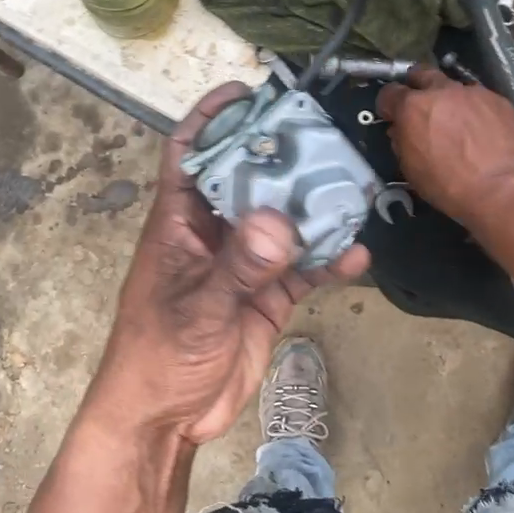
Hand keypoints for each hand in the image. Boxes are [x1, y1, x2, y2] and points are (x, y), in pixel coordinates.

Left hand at [84, 83, 370, 445]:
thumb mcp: (196, 307)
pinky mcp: (264, 298)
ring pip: (281, 222)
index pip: (189, 153)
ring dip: (311, 208)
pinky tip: (356, 253)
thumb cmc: (158, 354)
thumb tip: (278, 222)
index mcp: (179, 221)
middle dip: (278, 156)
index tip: (244, 92)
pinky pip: (300, 270)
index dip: (210, 119)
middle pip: (247, 180)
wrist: (164, 421)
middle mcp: (212, 233)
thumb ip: (238, 267)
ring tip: (351, 186)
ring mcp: (241, 265)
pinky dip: (326, 261)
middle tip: (320, 133)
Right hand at [377, 66, 513, 230]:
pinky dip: (475, 109)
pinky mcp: (498, 100)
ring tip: (457, 120)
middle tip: (422, 105)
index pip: (389, 92)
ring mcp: (471, 92)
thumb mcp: (410, 168)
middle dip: (417, 86)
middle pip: (422, 74)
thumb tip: (400, 130)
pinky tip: (481, 128)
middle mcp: (440, 91)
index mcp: (412, 107)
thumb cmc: (447, 184)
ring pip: (454, 86)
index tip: (391, 116)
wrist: (501, 189)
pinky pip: (479, 98)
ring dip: (449, 99)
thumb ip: (401, 141)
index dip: (388, 105)